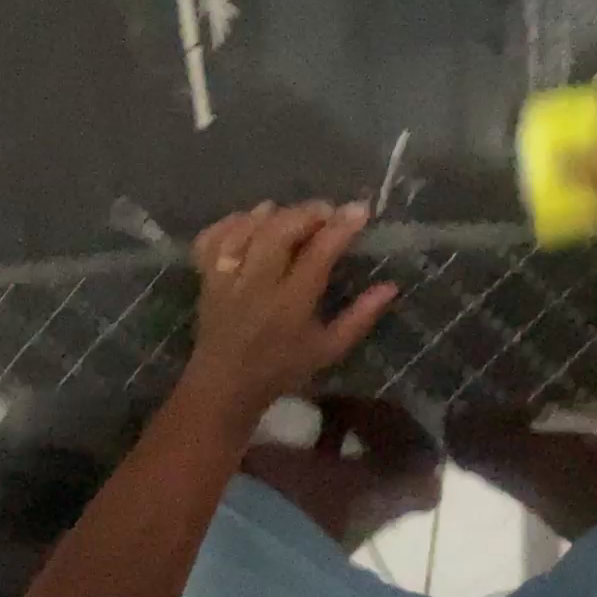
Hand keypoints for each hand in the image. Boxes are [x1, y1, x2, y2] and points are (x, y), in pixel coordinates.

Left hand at [184, 201, 397, 422]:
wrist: (225, 387)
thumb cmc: (283, 368)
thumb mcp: (329, 349)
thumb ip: (361, 317)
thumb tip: (391, 286)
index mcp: (290, 306)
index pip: (317, 255)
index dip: (340, 228)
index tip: (360, 210)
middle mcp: (256, 287)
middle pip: (279, 232)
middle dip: (307, 213)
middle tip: (326, 212)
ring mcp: (226, 280)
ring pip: (247, 229)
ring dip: (273, 213)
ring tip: (293, 214)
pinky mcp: (206, 277)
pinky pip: (213, 237)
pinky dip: (233, 221)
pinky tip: (251, 220)